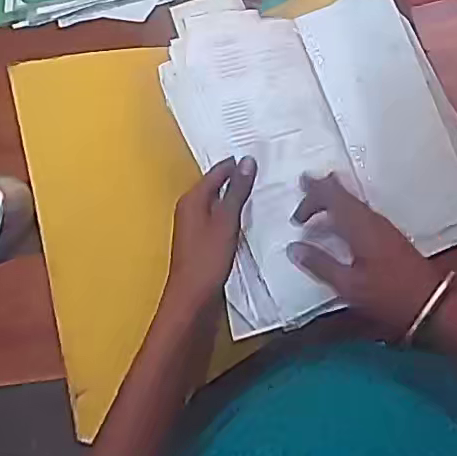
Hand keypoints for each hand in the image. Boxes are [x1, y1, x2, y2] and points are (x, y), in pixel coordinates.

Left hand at [165, 157, 254, 310]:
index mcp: (192, 199)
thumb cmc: (207, 258)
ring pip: (219, 202)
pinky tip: (250, 217)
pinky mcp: (202, 240)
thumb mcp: (226, 221)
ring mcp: (195, 225)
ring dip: (237, 196)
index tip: (260, 157)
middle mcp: (190, 208)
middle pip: (216, 185)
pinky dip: (234, 213)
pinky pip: (220, 217)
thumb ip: (237, 191)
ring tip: (263, 191)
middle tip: (266, 171)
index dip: (237, 164)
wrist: (192, 299)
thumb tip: (247, 161)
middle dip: (238, 178)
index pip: (217, 172)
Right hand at [286, 173, 447, 338]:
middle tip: (304, 188)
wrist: (429, 302)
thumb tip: (295, 248)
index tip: (299, 195)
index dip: (314, 192)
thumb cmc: (388, 294)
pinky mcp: (388, 235)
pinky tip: (340, 224)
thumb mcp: (348, 286)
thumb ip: (320, 264)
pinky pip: (360, 212)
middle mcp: (372, 219)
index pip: (334, 197)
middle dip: (323, 190)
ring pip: (353, 202)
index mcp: (360, 226)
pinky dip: (345, 210)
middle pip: (344, 194)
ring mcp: (382, 226)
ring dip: (334, 199)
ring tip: (316, 202)